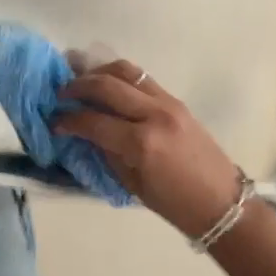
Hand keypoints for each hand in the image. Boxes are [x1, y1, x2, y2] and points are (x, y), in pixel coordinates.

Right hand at [53, 61, 245, 239]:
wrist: (222, 202)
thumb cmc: (174, 204)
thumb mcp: (132, 184)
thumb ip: (106, 151)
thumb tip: (82, 131)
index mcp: (141, 144)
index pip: (93, 121)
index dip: (68, 120)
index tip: (54, 121)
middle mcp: (153, 114)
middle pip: (106, 85)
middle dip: (77, 86)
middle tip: (61, 94)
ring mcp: (167, 102)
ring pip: (124, 70)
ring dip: (98, 71)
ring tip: (81, 80)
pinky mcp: (175, 99)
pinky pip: (141, 78)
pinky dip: (119, 76)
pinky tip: (107, 85)